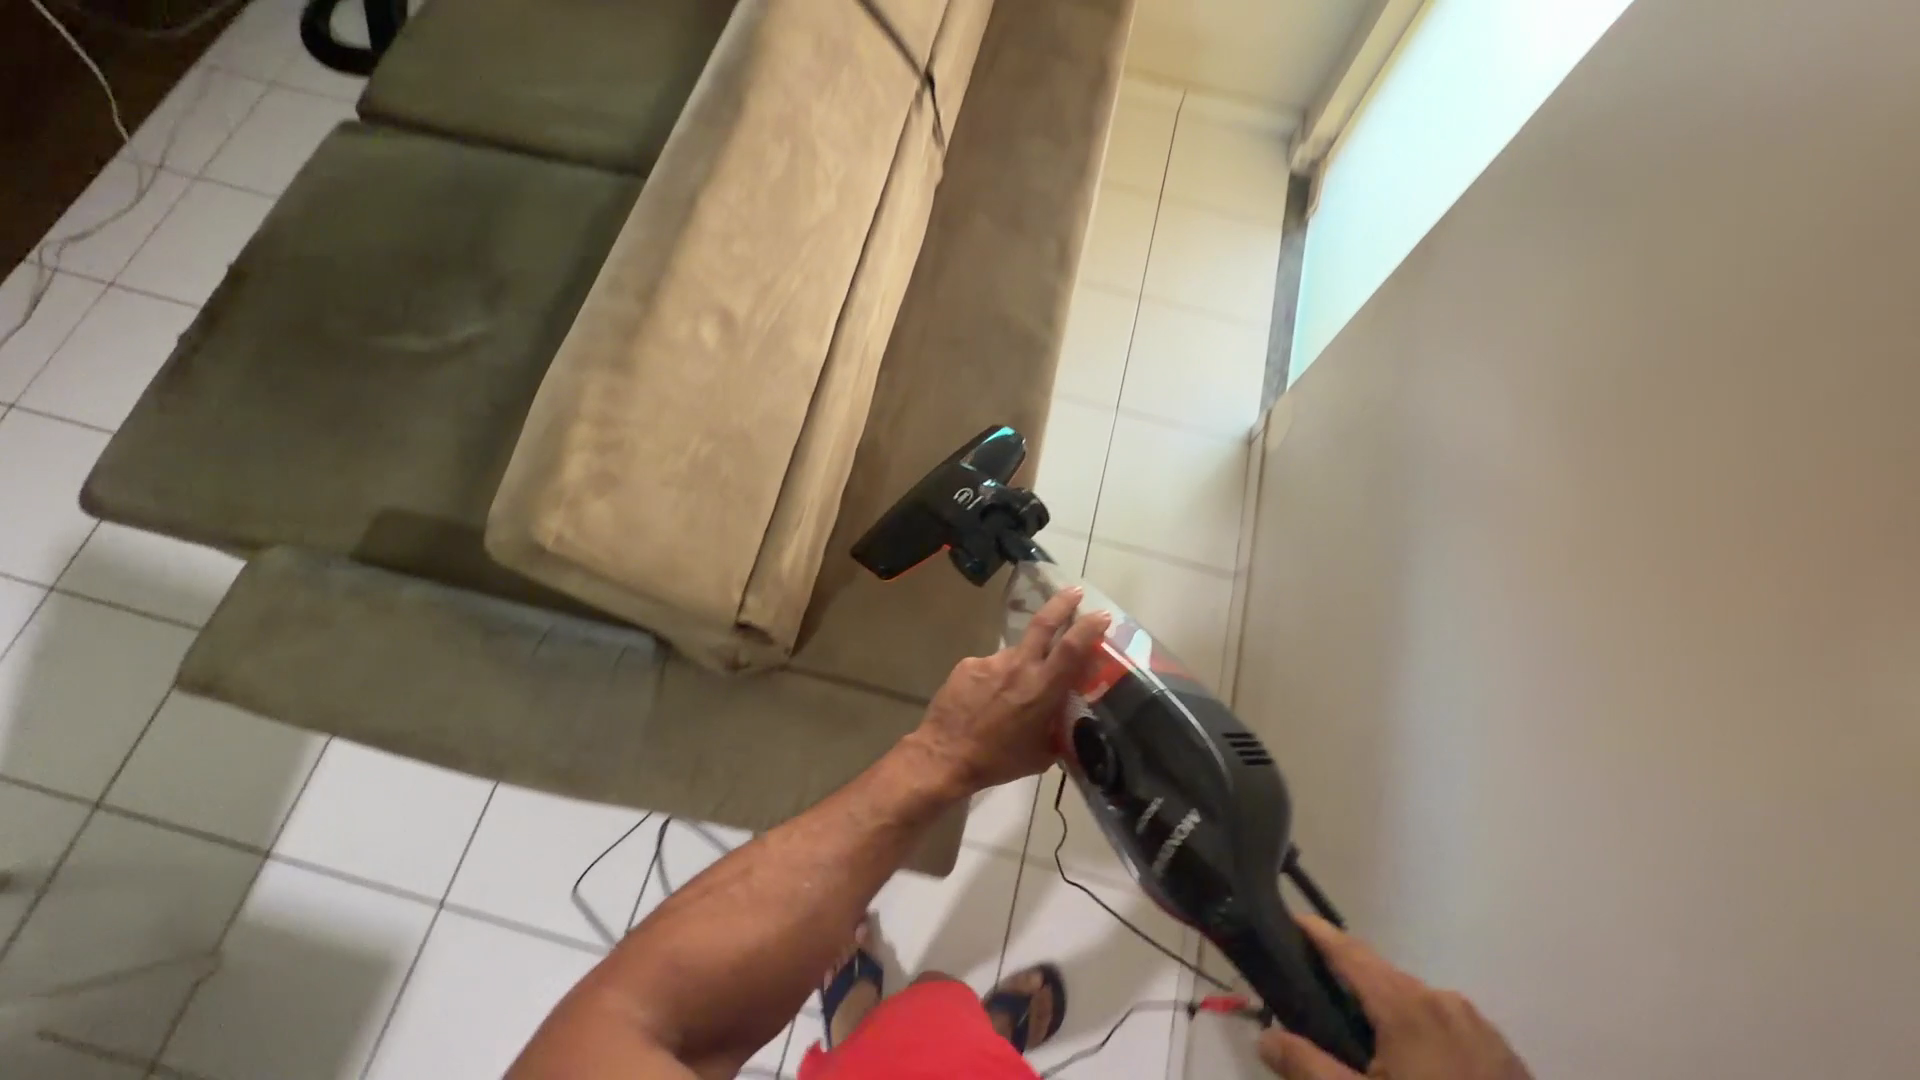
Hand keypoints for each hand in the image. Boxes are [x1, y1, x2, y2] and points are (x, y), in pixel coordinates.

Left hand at [905, 588, 1110, 796]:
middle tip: (1075, 592)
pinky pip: (990, 668)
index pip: (1072, 648)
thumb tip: (1069, 722)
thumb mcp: (1042, 753)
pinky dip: (995, 680)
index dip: (1089, 628)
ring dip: (1021, 666)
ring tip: (1011, 696)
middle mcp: (1018, 666)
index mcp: (1042, 688)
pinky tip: (986, 701)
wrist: (945, 756)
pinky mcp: (968, 665)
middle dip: (1062, 603)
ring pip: (1016, 655)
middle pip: (1044, 623)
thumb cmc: (998, 760)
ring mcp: (990, 662)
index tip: (1102, 615)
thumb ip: (1059, 730)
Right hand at [1260, 916, 1532, 1079]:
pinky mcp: (1506, 1057)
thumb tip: (1265, 1037)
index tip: (1288, 920)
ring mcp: (1480, 1028)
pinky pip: (1451, 1029)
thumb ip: (1307, 1066)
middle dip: (1349, 985)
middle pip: (1382, 977)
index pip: (1348, 950)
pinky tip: (1420, 1074)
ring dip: (1389, 1015)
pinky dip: (1425, 1037)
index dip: (1316, 932)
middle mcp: (1444, 1001)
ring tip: (1371, 1054)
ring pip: (1418, 1004)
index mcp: (1406, 1006)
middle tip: (1318, 1009)